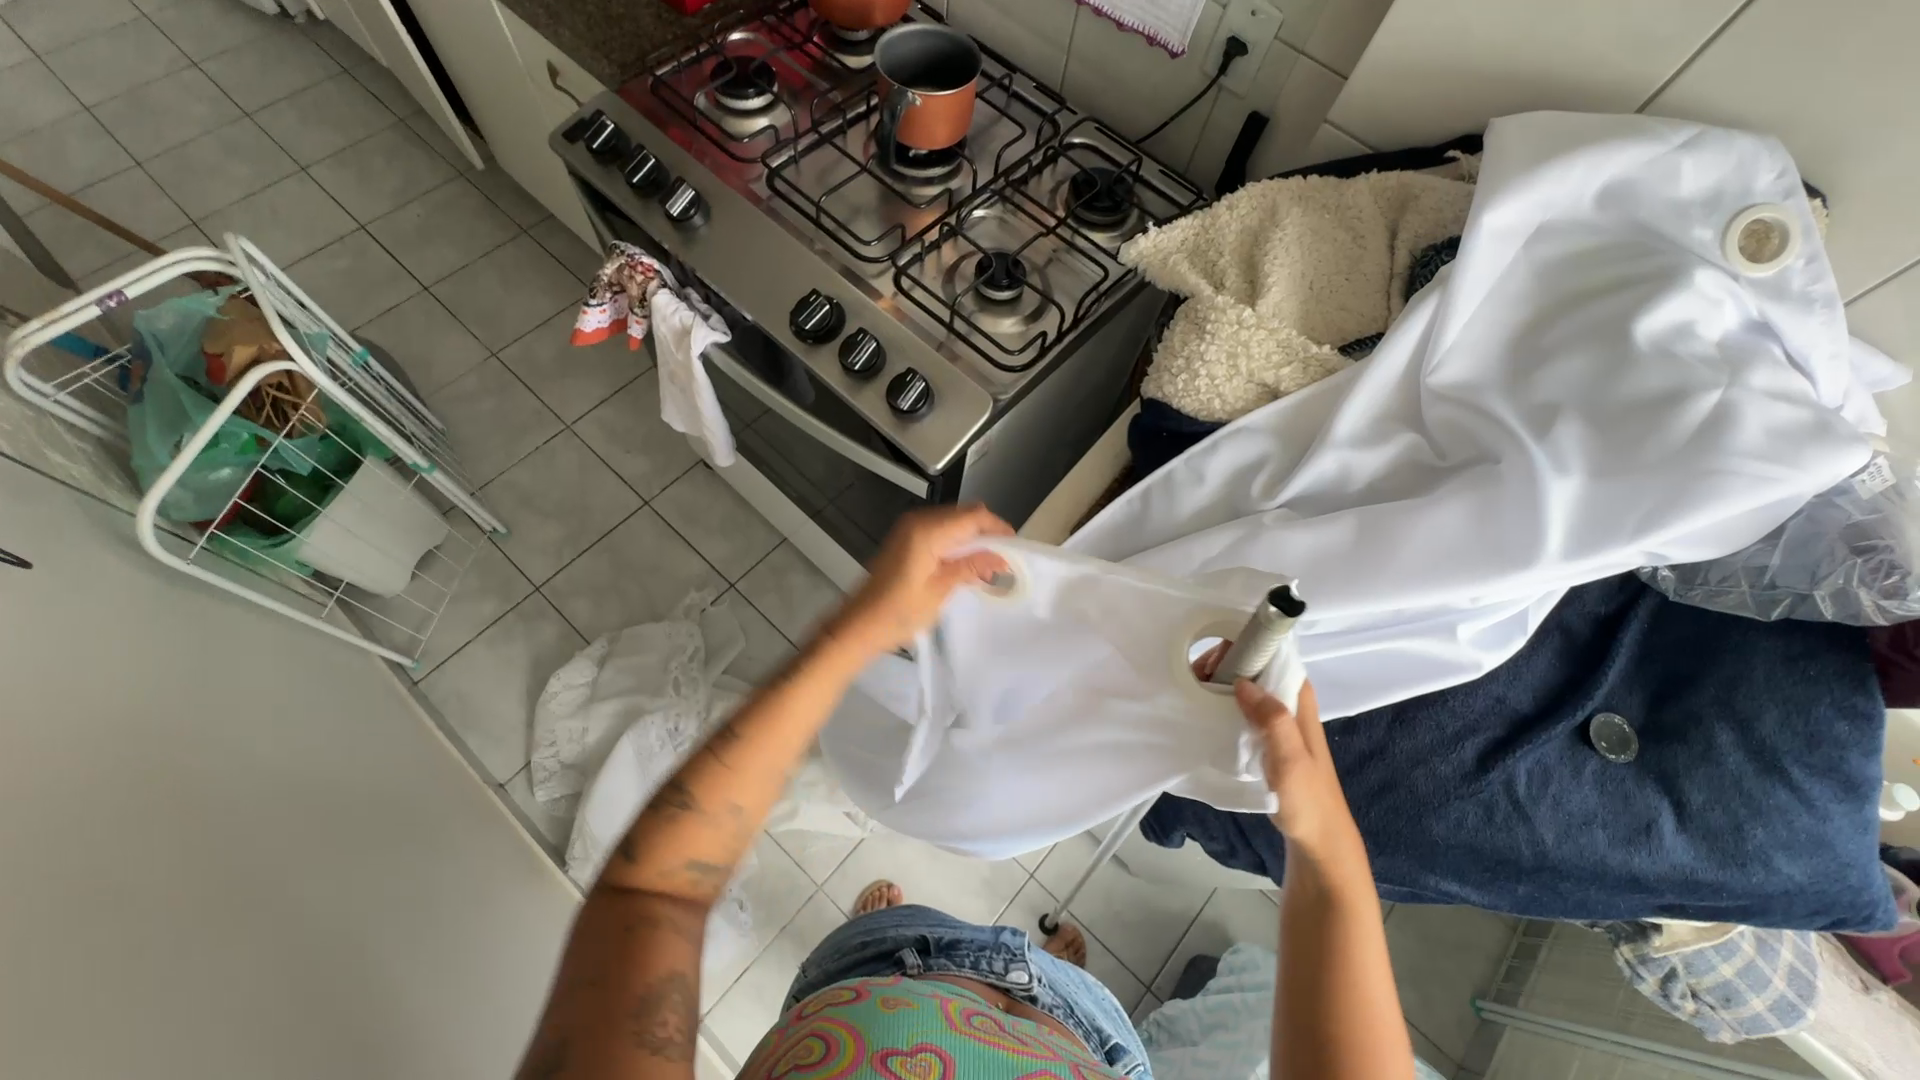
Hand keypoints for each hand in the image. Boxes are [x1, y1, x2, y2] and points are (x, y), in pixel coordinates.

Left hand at [823, 504, 1011, 659]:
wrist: (859, 625)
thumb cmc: (899, 612)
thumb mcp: (941, 590)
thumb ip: (971, 566)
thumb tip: (1001, 556)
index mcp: (927, 531)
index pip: (974, 516)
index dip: (998, 528)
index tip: (1016, 549)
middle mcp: (918, 521)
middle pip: (964, 515)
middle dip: (987, 534)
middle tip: (1004, 561)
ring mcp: (909, 528)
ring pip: (953, 522)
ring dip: (972, 540)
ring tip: (988, 569)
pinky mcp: (905, 539)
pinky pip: (940, 531)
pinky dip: (956, 544)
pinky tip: (966, 567)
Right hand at [1194, 644, 1364, 864]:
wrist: (1318, 840)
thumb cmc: (1308, 800)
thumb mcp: (1290, 759)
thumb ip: (1272, 719)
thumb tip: (1241, 683)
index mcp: (1299, 698)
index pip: (1271, 653)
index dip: (1240, 647)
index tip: (1209, 662)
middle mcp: (1289, 702)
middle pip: (1253, 666)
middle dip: (1222, 666)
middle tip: (1192, 681)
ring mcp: (1277, 720)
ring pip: (1245, 687)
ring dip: (1219, 685)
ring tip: (1192, 693)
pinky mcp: (1266, 737)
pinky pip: (1241, 708)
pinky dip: (1222, 704)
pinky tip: (1205, 713)